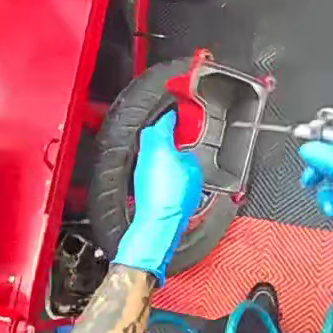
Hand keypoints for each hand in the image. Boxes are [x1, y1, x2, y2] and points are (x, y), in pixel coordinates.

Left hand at [112, 112, 204, 282]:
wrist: (158, 222)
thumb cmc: (172, 198)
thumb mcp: (192, 169)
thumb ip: (187, 155)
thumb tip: (184, 154)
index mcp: (157, 143)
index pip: (164, 120)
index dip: (173, 114)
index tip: (178, 110)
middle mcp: (145, 152)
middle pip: (154, 133)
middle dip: (166, 129)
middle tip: (180, 129)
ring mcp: (141, 167)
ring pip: (151, 148)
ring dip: (163, 146)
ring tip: (179, 149)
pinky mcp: (141, 181)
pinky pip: (151, 163)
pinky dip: (160, 162)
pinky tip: (172, 169)